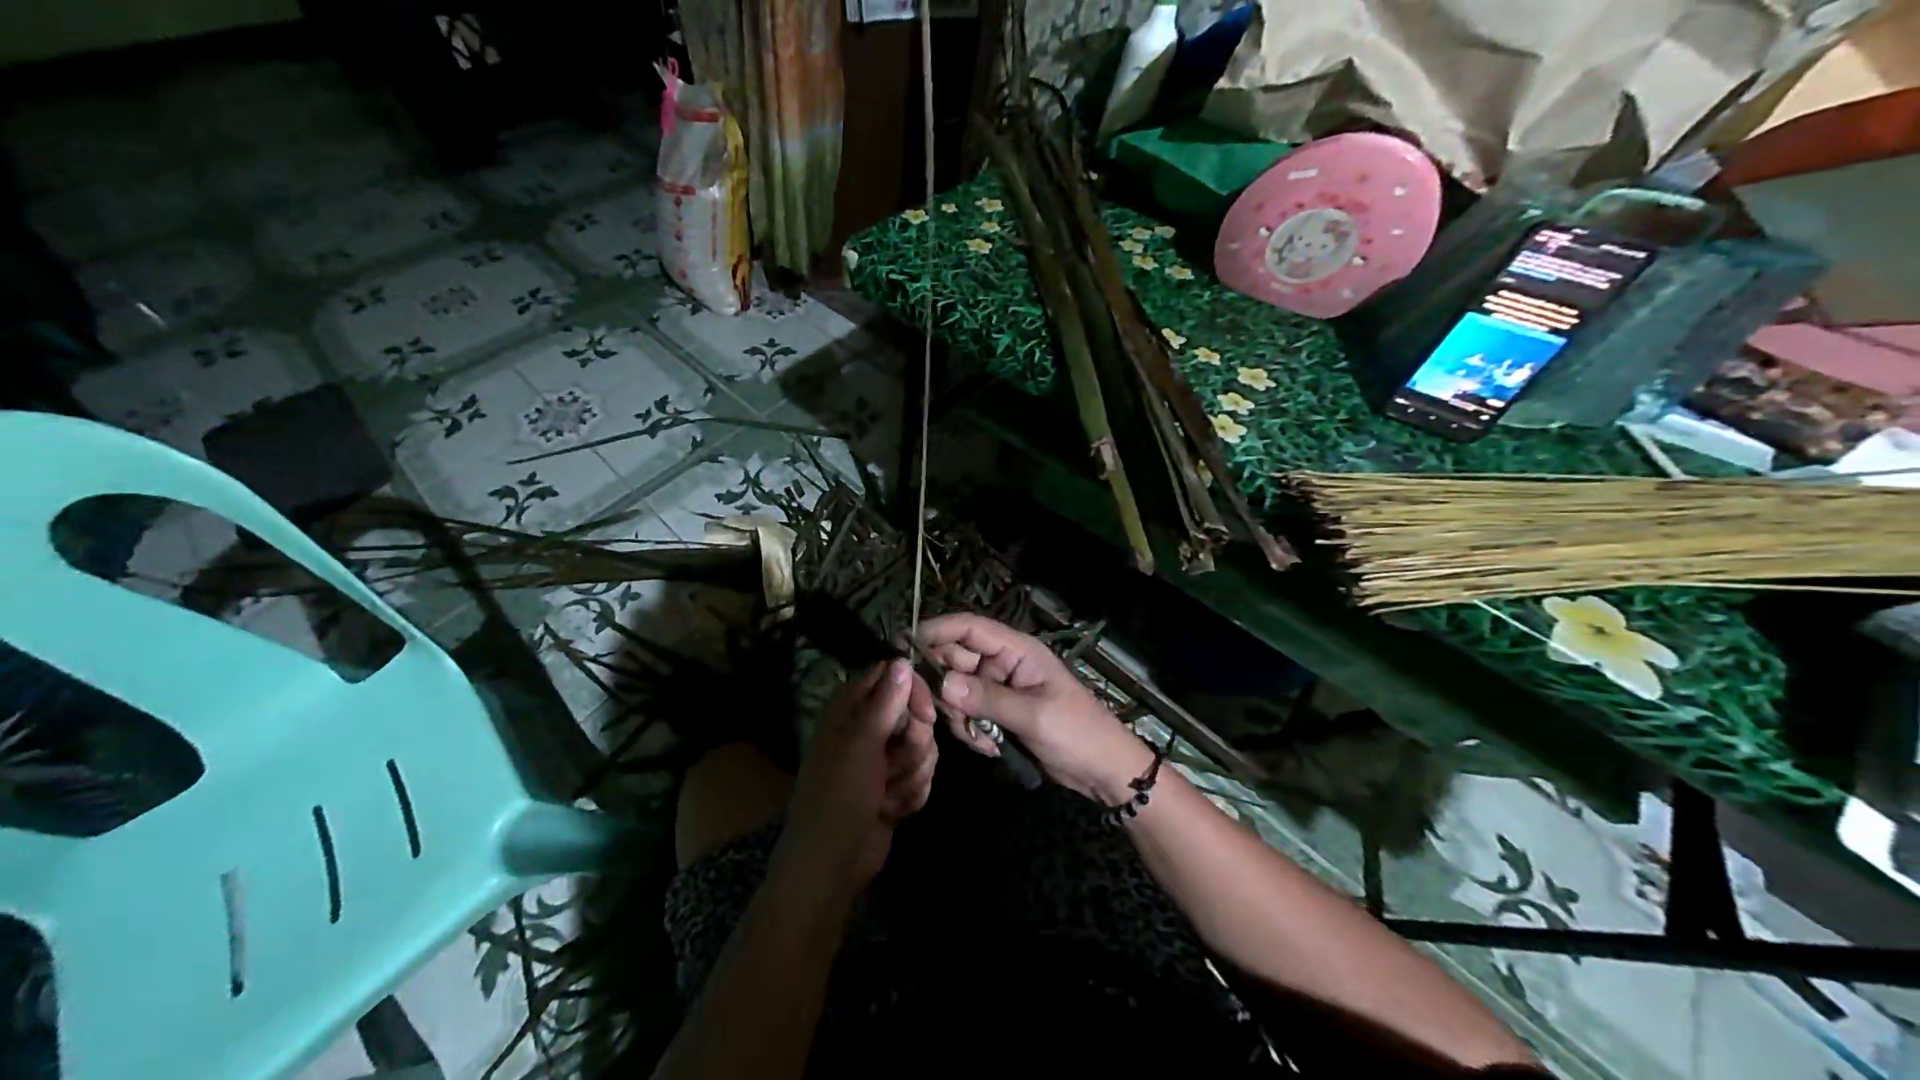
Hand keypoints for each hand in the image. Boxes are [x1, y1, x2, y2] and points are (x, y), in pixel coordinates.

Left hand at [774, 659, 936, 895]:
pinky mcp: (895, 786)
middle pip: (913, 714)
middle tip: (896, 764)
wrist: (832, 861)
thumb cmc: (840, 795)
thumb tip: (900, 659)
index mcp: (849, 710)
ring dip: (912, 774)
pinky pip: (922, 776)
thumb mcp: (862, 743)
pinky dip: (911, 794)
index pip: (890, 677)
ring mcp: (883, 760)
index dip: (912, 692)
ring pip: (923, 748)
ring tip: (888, 794)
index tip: (925, 714)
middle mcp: (867, 729)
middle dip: (914, 744)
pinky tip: (891, 810)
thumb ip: (885, 701)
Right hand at [917, 614, 1152, 803]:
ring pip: (956, 691)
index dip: (936, 630)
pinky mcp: (998, 713)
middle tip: (942, 715)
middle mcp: (1003, 663)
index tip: (904, 646)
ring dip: (960, 717)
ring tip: (982, 739)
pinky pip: (967, 714)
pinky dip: (971, 731)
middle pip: (954, 660)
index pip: (968, 627)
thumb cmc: (1077, 733)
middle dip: (945, 688)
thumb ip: (987, 699)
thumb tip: (942, 683)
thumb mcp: (1033, 716)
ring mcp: (999, 689)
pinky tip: (991, 749)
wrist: (1104, 771)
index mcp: (1017, 650)